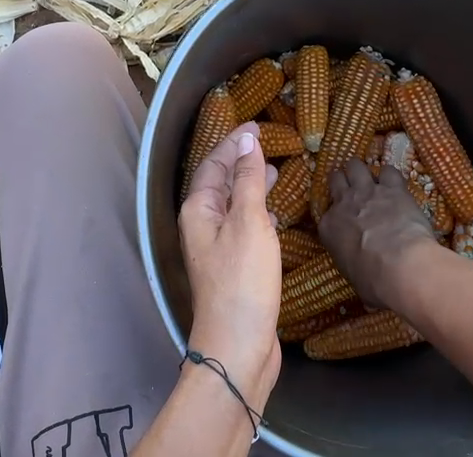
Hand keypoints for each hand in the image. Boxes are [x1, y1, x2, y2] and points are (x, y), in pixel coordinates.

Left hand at [179, 124, 281, 406]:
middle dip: (240, 160)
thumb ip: (248, 179)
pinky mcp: (234, 265)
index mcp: (198, 210)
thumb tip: (247, 140)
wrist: (238, 347)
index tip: (256, 125)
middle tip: (266, 142)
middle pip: (220, 181)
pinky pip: (243, 224)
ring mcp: (217, 247)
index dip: (233, 142)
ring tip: (273, 169)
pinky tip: (273, 210)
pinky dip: (257, 209)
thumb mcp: (248, 222)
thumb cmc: (242, 281)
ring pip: (232, 203)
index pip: (213, 163)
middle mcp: (203, 225)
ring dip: (249, 184)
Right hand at [318, 159, 440, 307]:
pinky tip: (395, 183)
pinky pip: (388, 170)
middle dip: (342, 180)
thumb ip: (355, 268)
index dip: (336, 215)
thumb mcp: (356, 280)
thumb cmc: (374, 282)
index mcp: (329, 228)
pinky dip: (390, 175)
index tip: (345, 222)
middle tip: (351, 188)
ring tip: (369, 177)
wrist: (401, 266)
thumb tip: (367, 283)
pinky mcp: (392, 188)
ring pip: (356, 165)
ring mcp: (368, 192)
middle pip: (336, 178)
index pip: (327, 214)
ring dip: (361, 170)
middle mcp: (344, 203)